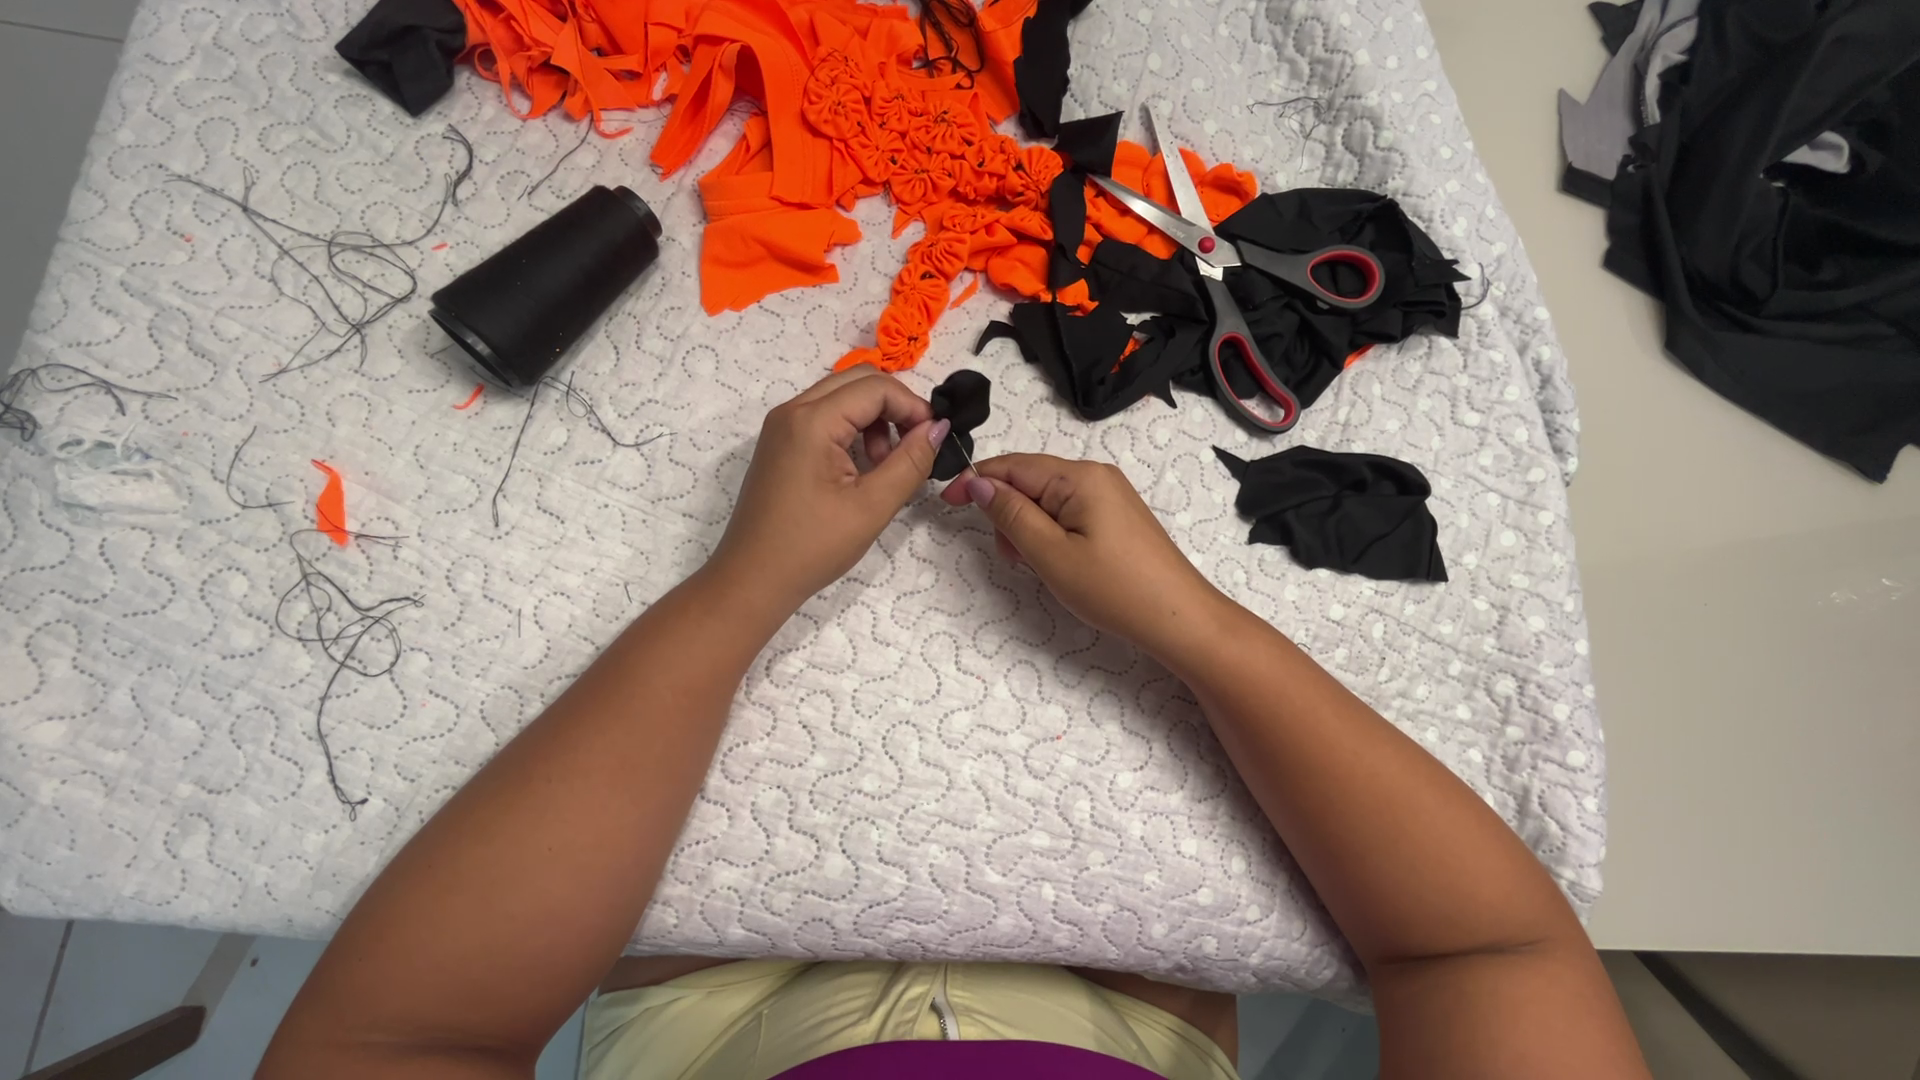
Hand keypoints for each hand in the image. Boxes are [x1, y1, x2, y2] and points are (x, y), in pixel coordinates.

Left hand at [710, 367, 945, 612]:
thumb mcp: (872, 506)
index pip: (877, 388)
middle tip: (915, 448)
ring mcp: (782, 426)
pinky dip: (852, 431)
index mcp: (812, 420)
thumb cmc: (811, 547)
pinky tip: (862, 469)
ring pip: (841, 398)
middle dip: (895, 408)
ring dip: (874, 420)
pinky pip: (825, 418)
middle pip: (858, 382)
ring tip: (885, 466)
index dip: (913, 407)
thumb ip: (910, 462)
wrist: (752, 580)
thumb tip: (939, 428)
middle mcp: (792, 411)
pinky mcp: (780, 444)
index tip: (934, 441)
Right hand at [939, 454, 1226, 659]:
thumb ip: (1010, 514)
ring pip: (1046, 499)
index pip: (1013, 465)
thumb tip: (978, 482)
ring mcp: (1108, 494)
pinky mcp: (1114, 515)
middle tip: (1011, 556)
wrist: (1177, 618)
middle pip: (1029, 479)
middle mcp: (1094, 475)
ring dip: (1026, 526)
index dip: (976, 481)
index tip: (946, 503)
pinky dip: (1048, 532)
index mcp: (1079, 476)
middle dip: (1006, 511)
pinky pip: (1067, 511)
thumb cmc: (1112, 588)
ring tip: (1034, 565)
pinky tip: (1053, 561)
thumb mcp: (1050, 554)